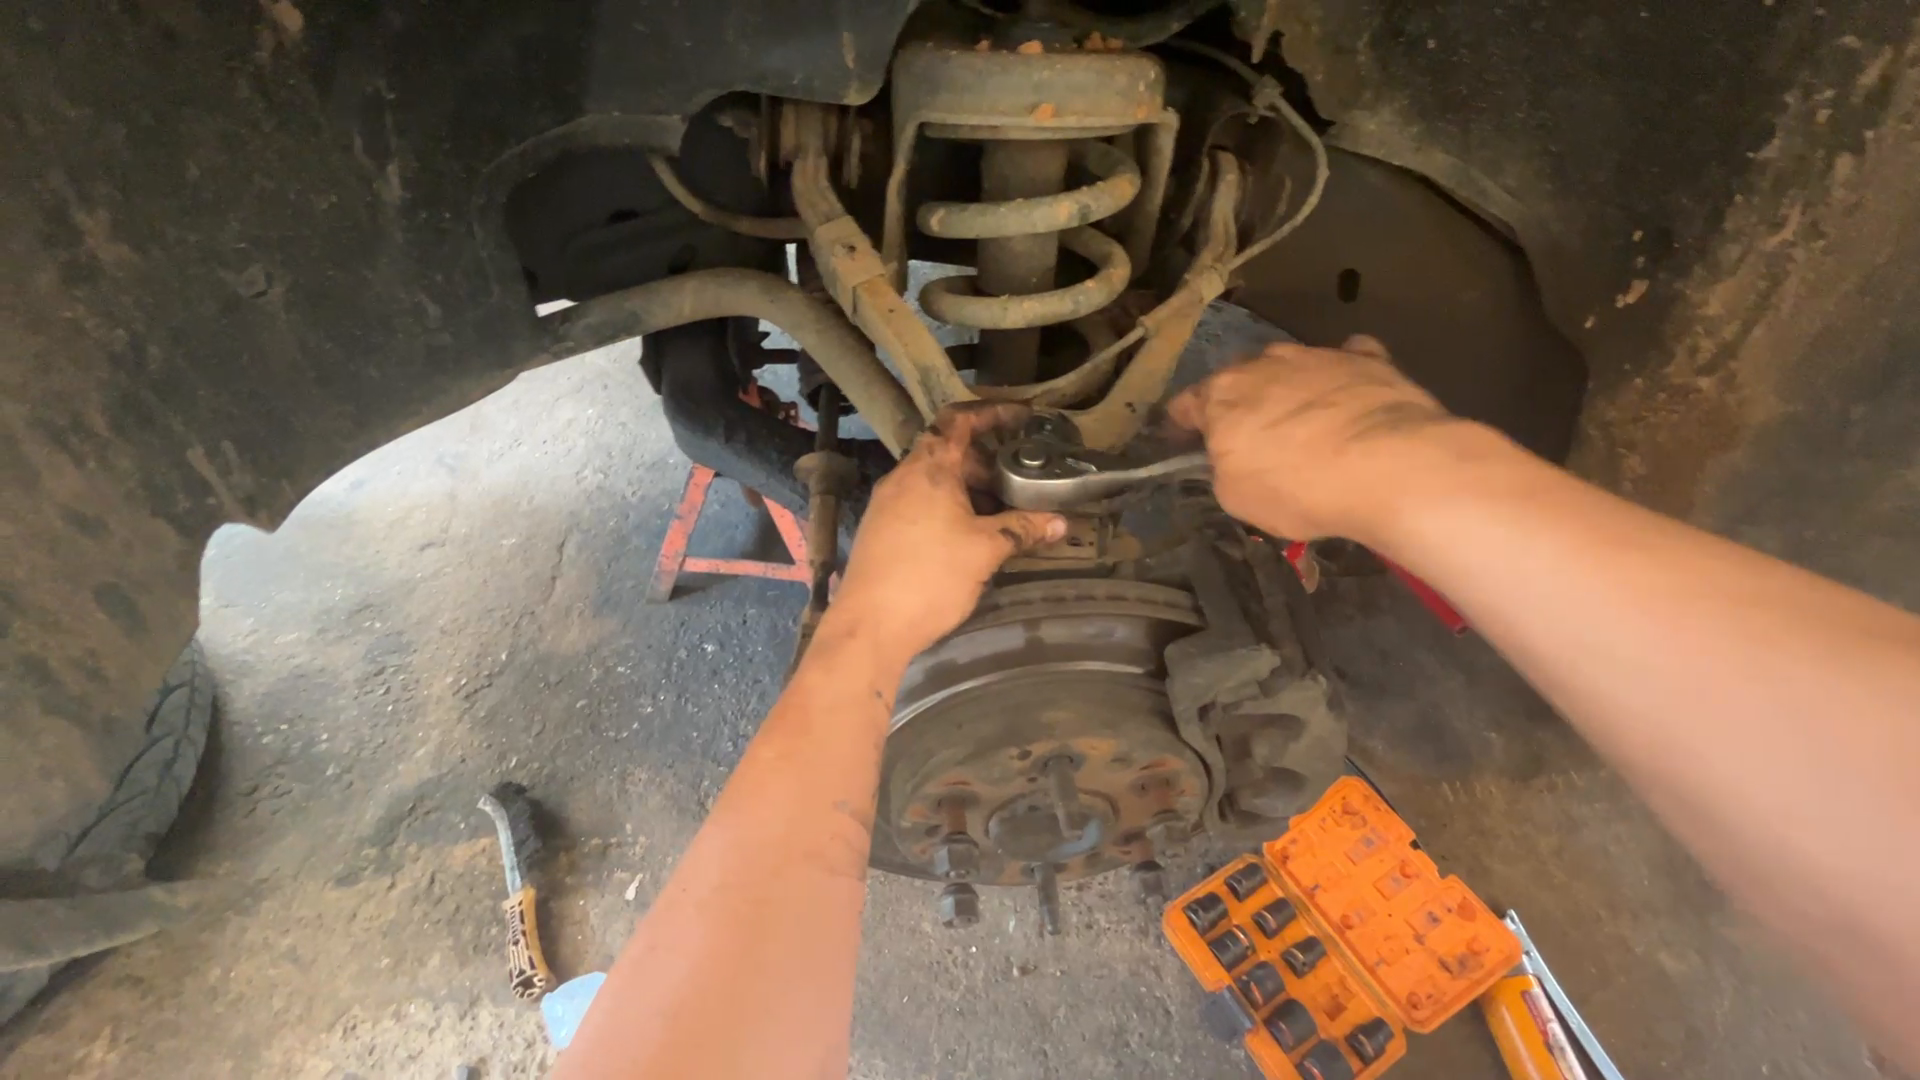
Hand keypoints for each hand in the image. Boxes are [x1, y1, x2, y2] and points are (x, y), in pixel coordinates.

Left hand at [829, 403, 1067, 660]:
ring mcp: (888, 505)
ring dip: (969, 490)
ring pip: (935, 483)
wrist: (869, 626)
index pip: (958, 420)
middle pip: (948, 453)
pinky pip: (921, 505)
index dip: (991, 413)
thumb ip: (1022, 529)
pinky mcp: (881, 531)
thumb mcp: (985, 551)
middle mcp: (903, 478)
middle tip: (1019, 479)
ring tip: (1002, 512)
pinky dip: (950, 509)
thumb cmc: (929, 577)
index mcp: (928, 469)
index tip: (1021, 418)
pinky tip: (971, 537)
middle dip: (986, 463)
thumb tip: (1060, 522)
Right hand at [1167, 335, 1477, 541]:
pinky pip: (1346, 359)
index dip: (1182, 425)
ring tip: (1303, 420)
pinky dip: (1342, 376)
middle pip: (1238, 379)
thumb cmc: (1297, 487)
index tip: (1186, 442)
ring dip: (1288, 388)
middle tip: (1250, 435)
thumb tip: (1233, 455)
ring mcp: (1316, 355)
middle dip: (1239, 402)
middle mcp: (1263, 364)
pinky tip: (1350, 396)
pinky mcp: (1368, 358)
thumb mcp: (1235, 496)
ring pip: (1289, 367)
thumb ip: (1224, 467)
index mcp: (1221, 396)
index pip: (1185, 404)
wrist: (1389, 467)